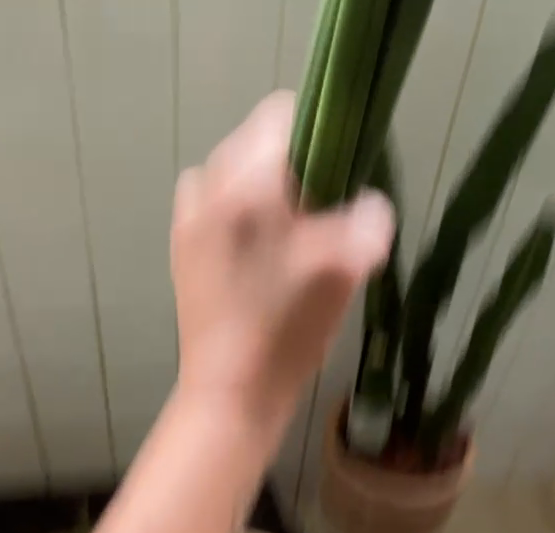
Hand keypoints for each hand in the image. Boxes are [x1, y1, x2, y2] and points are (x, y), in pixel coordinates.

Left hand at [170, 92, 394, 438]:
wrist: (231, 395)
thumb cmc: (286, 330)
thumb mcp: (343, 270)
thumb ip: (365, 220)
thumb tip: (370, 206)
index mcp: (243, 181)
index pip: (285, 114)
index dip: (324, 137)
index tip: (343, 180)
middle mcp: (206, 186)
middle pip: (262, 146)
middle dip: (297, 173)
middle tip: (321, 223)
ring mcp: (188, 220)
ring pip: (241, 179)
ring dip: (270, 198)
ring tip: (292, 247)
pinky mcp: (184, 251)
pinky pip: (222, 211)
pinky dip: (247, 222)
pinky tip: (264, 266)